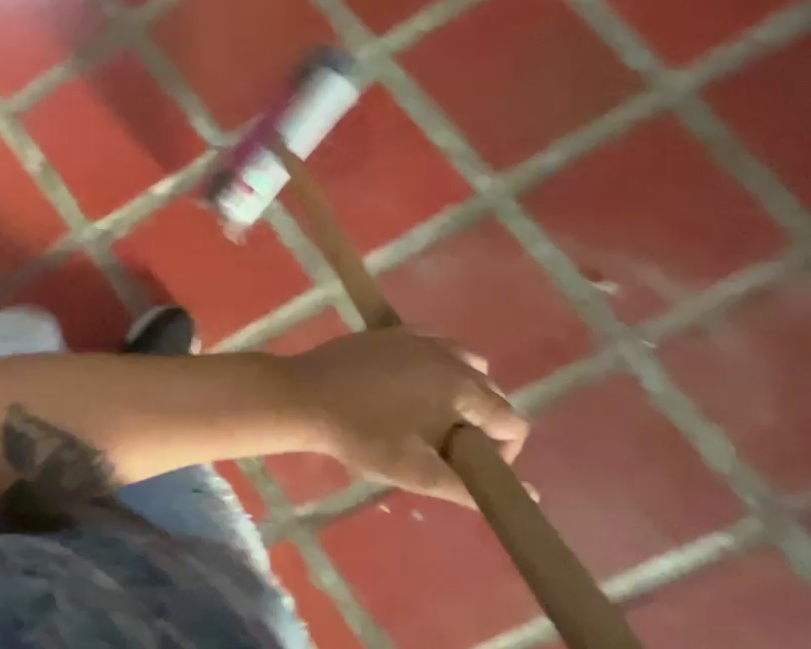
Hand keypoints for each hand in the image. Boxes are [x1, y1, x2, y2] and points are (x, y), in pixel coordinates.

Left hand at [282, 329, 527, 506]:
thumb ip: (472, 487)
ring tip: (430, 415)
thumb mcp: (418, 472)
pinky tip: (408, 386)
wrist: (300, 397)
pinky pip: (428, 343)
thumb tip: (531, 497)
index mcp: (461, 388)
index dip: (502, 451)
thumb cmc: (359, 435)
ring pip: (462, 361)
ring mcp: (413, 337)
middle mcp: (445, 355)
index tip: (467, 464)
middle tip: (446, 442)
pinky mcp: (385, 332)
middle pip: (490, 390)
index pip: (511, 421)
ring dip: (461, 388)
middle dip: (481, 420)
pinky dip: (433, 362)